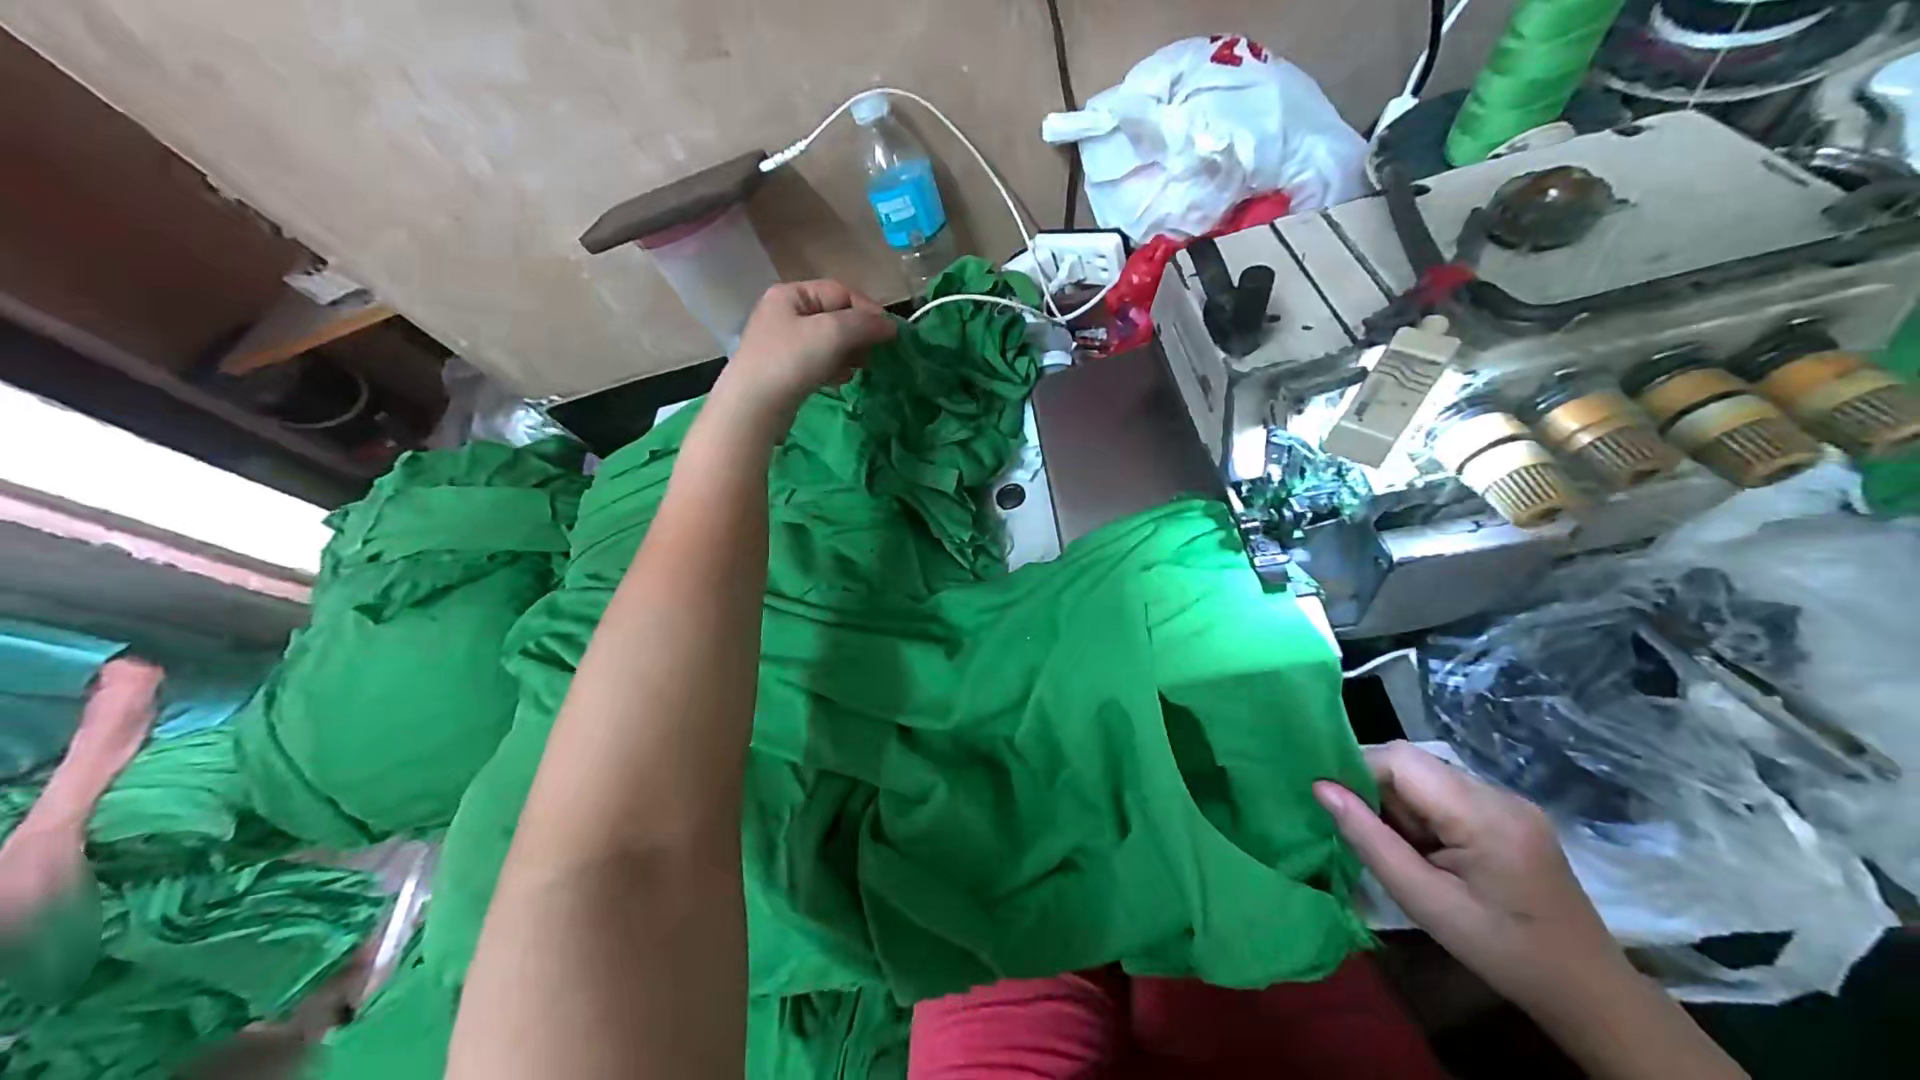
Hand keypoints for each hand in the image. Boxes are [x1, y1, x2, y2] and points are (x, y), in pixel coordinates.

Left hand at [714, 280, 895, 424]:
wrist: (753, 408)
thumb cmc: (791, 361)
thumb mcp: (833, 333)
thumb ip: (865, 324)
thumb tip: (891, 326)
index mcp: (791, 294)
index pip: (841, 292)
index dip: (868, 310)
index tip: (889, 334)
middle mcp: (784, 313)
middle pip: (836, 317)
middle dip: (858, 335)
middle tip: (873, 355)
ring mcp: (783, 343)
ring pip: (829, 342)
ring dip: (849, 354)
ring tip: (858, 370)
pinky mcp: (785, 370)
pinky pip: (819, 362)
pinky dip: (834, 369)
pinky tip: (840, 381)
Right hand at [1314, 742, 1626, 1011]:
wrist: (1587, 991)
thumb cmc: (1500, 949)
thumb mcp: (1423, 899)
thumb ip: (1367, 838)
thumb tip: (1320, 788)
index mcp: (1484, 813)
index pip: (1400, 759)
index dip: (1357, 770)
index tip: (1333, 801)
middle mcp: (1499, 794)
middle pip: (1414, 763)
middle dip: (1376, 788)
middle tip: (1365, 833)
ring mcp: (1510, 802)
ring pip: (1427, 776)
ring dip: (1398, 802)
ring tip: (1400, 849)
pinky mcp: (1511, 814)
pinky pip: (1447, 793)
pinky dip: (1422, 812)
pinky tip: (1427, 850)